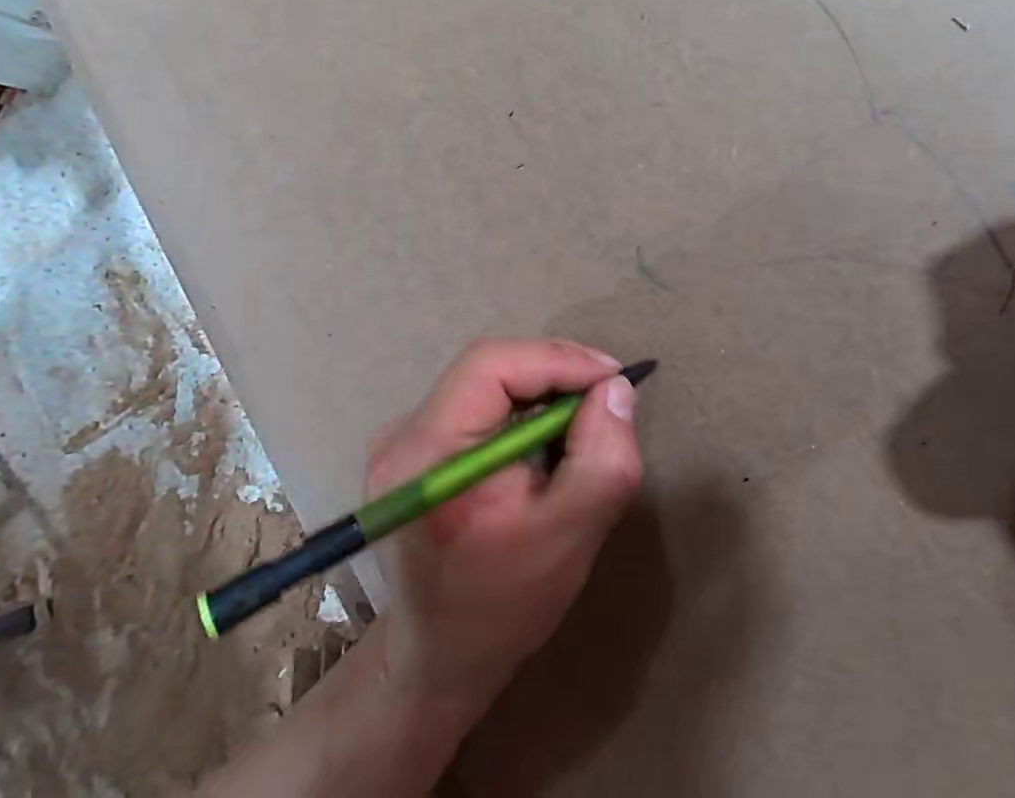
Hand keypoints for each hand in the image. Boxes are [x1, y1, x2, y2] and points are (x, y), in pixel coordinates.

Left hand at [365, 338, 642, 710]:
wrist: (440, 655)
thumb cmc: (504, 605)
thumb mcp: (570, 538)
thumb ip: (602, 460)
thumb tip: (615, 388)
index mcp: (424, 455)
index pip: (488, 366)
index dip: (557, 359)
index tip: (614, 377)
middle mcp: (399, 436)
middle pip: (484, 369)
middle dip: (553, 374)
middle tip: (607, 396)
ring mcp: (398, 440)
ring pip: (481, 384)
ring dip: (539, 392)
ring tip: (581, 423)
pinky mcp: (411, 449)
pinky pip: (473, 406)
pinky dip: (518, 410)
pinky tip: (543, 443)